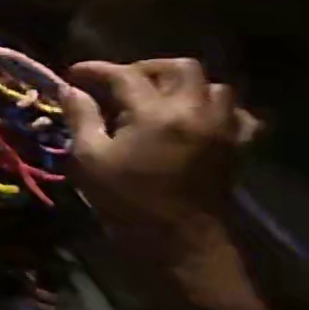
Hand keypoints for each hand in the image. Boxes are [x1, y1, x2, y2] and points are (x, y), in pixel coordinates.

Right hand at [62, 58, 258, 261]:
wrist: (177, 240)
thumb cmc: (126, 199)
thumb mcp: (90, 158)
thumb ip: (81, 118)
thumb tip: (71, 89)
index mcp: (156, 113)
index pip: (125, 75)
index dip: (96, 70)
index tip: (74, 73)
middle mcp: (195, 110)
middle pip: (179, 68)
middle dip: (146, 68)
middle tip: (121, 82)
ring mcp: (222, 127)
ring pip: (212, 86)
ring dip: (183, 85)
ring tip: (159, 98)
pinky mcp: (236, 146)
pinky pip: (237, 113)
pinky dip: (217, 108)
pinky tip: (198, 118)